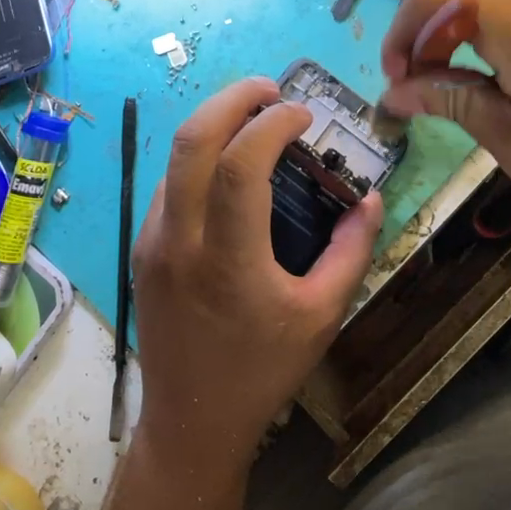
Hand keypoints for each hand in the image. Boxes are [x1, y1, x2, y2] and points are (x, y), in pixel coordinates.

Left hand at [131, 78, 382, 468]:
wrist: (192, 419)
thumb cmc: (263, 370)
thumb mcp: (323, 315)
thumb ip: (351, 251)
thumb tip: (368, 198)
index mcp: (228, 260)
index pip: (240, 164)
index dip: (273, 124)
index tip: (304, 115)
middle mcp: (180, 241)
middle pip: (192, 139)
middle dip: (232, 98)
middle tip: (271, 90)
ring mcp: (153, 242)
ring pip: (174, 156)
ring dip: (214, 124)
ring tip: (255, 119)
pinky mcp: (142, 248)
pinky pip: (169, 183)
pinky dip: (200, 156)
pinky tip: (230, 164)